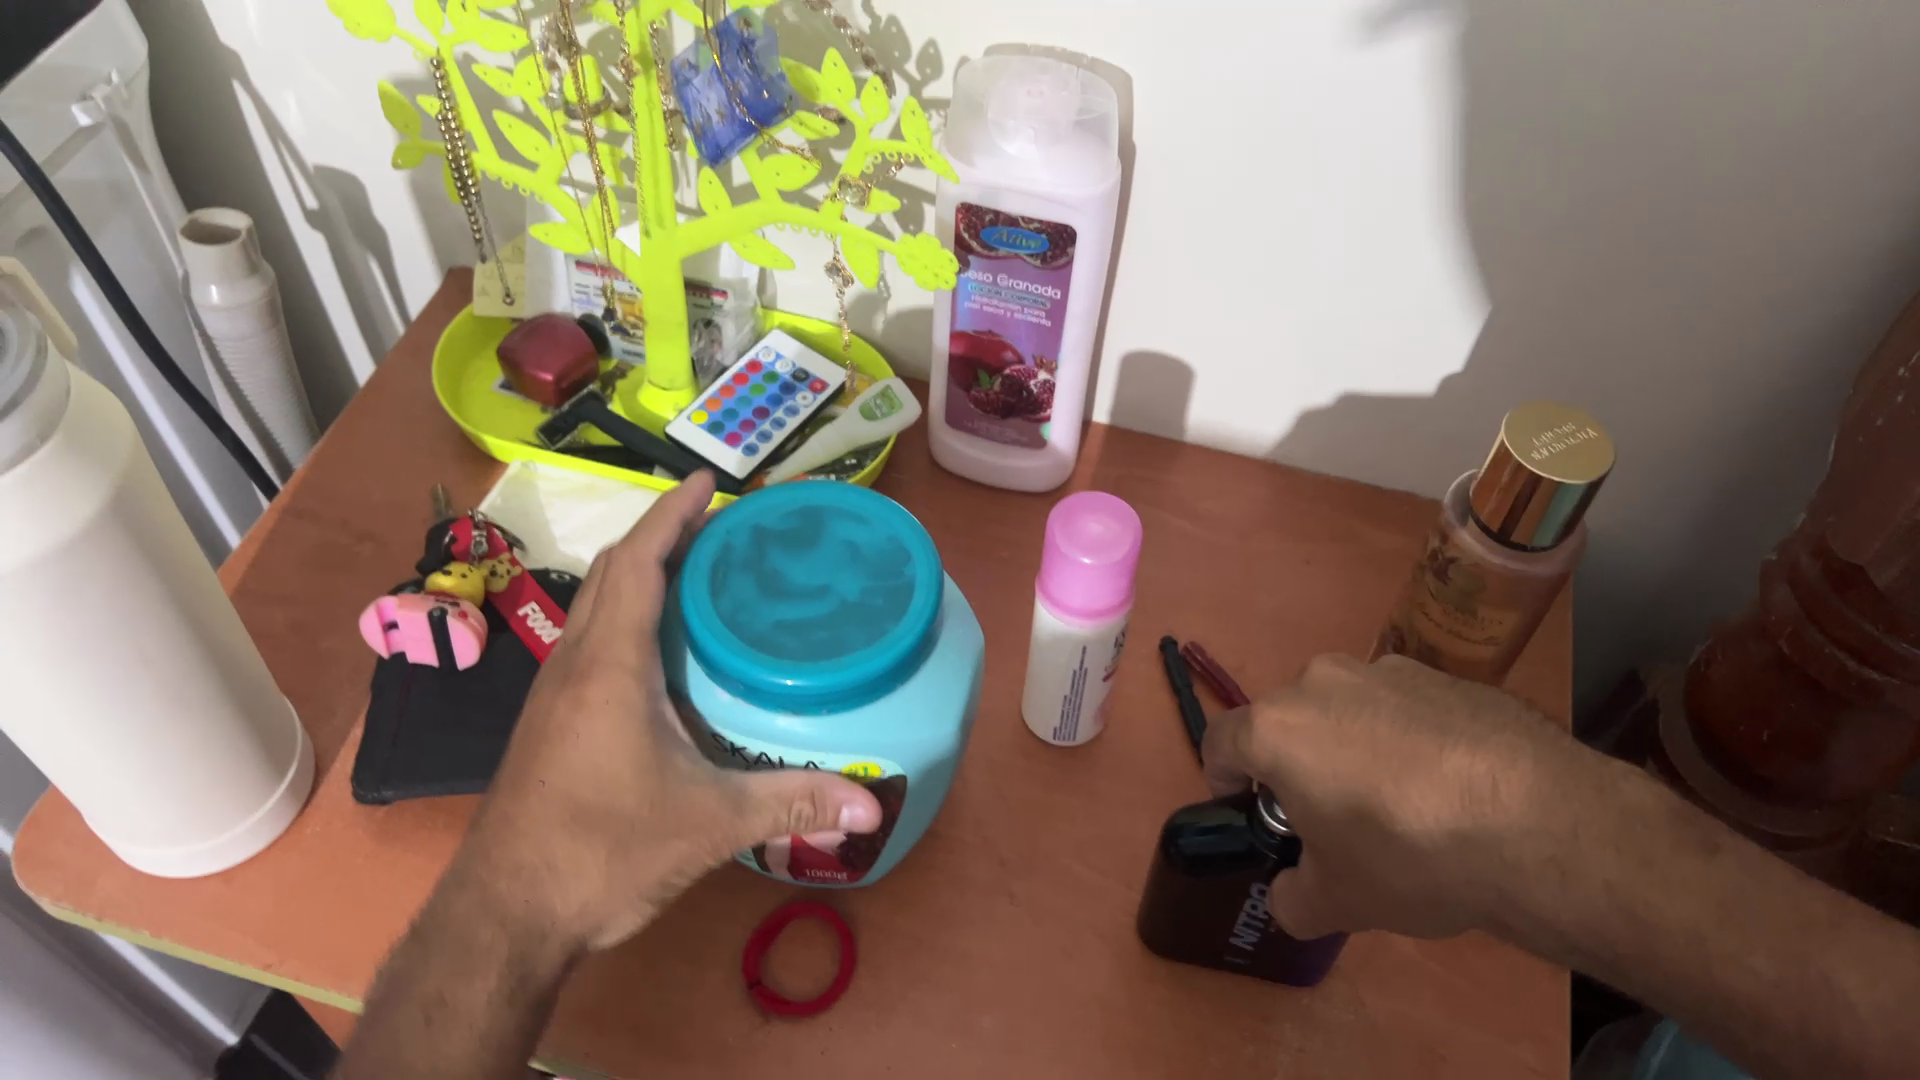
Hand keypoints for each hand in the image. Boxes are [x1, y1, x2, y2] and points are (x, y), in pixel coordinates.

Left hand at [451, 472, 882, 952]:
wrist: (504, 917)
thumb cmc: (603, 852)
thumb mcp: (708, 823)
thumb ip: (790, 801)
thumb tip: (870, 803)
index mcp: (613, 666)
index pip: (640, 564)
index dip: (673, 514)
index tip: (708, 479)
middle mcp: (578, 663)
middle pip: (616, 570)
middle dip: (664, 532)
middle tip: (721, 521)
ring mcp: (557, 691)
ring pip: (599, 602)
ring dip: (643, 569)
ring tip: (700, 567)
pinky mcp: (553, 718)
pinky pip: (594, 635)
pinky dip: (630, 610)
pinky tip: (665, 645)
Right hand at [1201, 653, 1607, 941]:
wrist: (1542, 824)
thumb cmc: (1411, 856)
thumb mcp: (1339, 902)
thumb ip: (1294, 898)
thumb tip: (1290, 896)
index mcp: (1276, 729)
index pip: (1218, 741)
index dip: (1221, 777)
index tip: (1244, 807)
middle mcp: (1318, 684)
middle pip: (1284, 722)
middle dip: (1293, 762)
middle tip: (1328, 812)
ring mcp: (1383, 672)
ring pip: (1344, 708)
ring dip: (1350, 742)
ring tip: (1398, 796)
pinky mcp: (1444, 675)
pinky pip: (1402, 706)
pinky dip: (1406, 734)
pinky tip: (1449, 781)